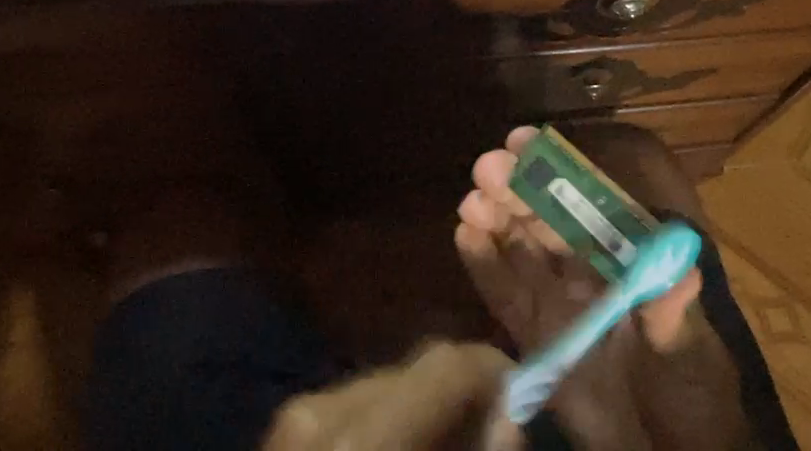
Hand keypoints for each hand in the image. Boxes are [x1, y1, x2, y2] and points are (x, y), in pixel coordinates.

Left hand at [263, 341, 518, 450]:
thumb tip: (508, 420)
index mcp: (357, 449)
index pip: (442, 368)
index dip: (494, 374)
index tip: (526, 400)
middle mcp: (318, 416)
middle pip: (416, 371)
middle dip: (462, 397)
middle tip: (493, 438)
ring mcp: (293, 424)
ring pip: (385, 385)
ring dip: (427, 413)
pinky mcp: (284, 436)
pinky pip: (352, 409)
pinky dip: (390, 428)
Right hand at [453, 127, 748, 450]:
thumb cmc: (693, 394)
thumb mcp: (690, 352)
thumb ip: (675, 312)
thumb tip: (682, 266)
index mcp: (629, 260)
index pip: (590, 204)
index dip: (559, 170)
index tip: (527, 141)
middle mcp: (589, 270)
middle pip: (547, 221)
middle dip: (518, 191)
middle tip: (487, 166)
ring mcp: (559, 302)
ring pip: (520, 250)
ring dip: (495, 221)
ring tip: (471, 200)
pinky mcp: (534, 338)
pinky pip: (504, 297)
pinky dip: (484, 267)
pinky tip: (465, 236)